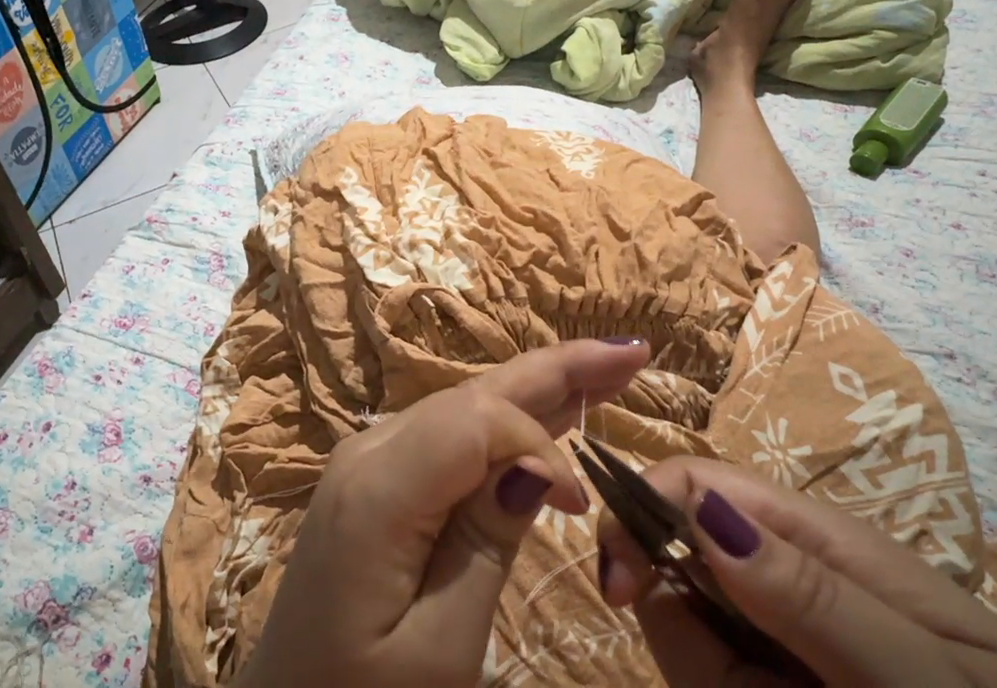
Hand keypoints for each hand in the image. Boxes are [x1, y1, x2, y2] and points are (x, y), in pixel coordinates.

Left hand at [234, 338, 651, 687]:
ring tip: (602, 364)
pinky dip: (504, 414)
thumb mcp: (438, 646)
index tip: (582, 514)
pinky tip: (542, 403)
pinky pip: (447, 431)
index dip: (542, 446)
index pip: (478, 421)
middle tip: (630, 349)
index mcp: (379, 489)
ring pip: (463, 404)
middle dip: (555, 367)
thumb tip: (536, 465)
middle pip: (473, 395)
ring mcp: (366, 458)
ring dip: (535, 384)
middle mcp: (368, 451)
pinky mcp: (374, 475)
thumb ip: (486, 545)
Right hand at [596, 457, 996, 687]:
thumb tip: (699, 506)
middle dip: (682, 629)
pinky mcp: (776, 670)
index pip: (697, 484)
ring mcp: (783, 629)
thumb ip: (812, 596)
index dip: (640, 513)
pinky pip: (718, 671)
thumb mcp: (927, 675)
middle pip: (677, 565)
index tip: (618, 588)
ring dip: (716, 675)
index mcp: (820, 539)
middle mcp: (787, 573)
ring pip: (690, 630)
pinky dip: (727, 686)